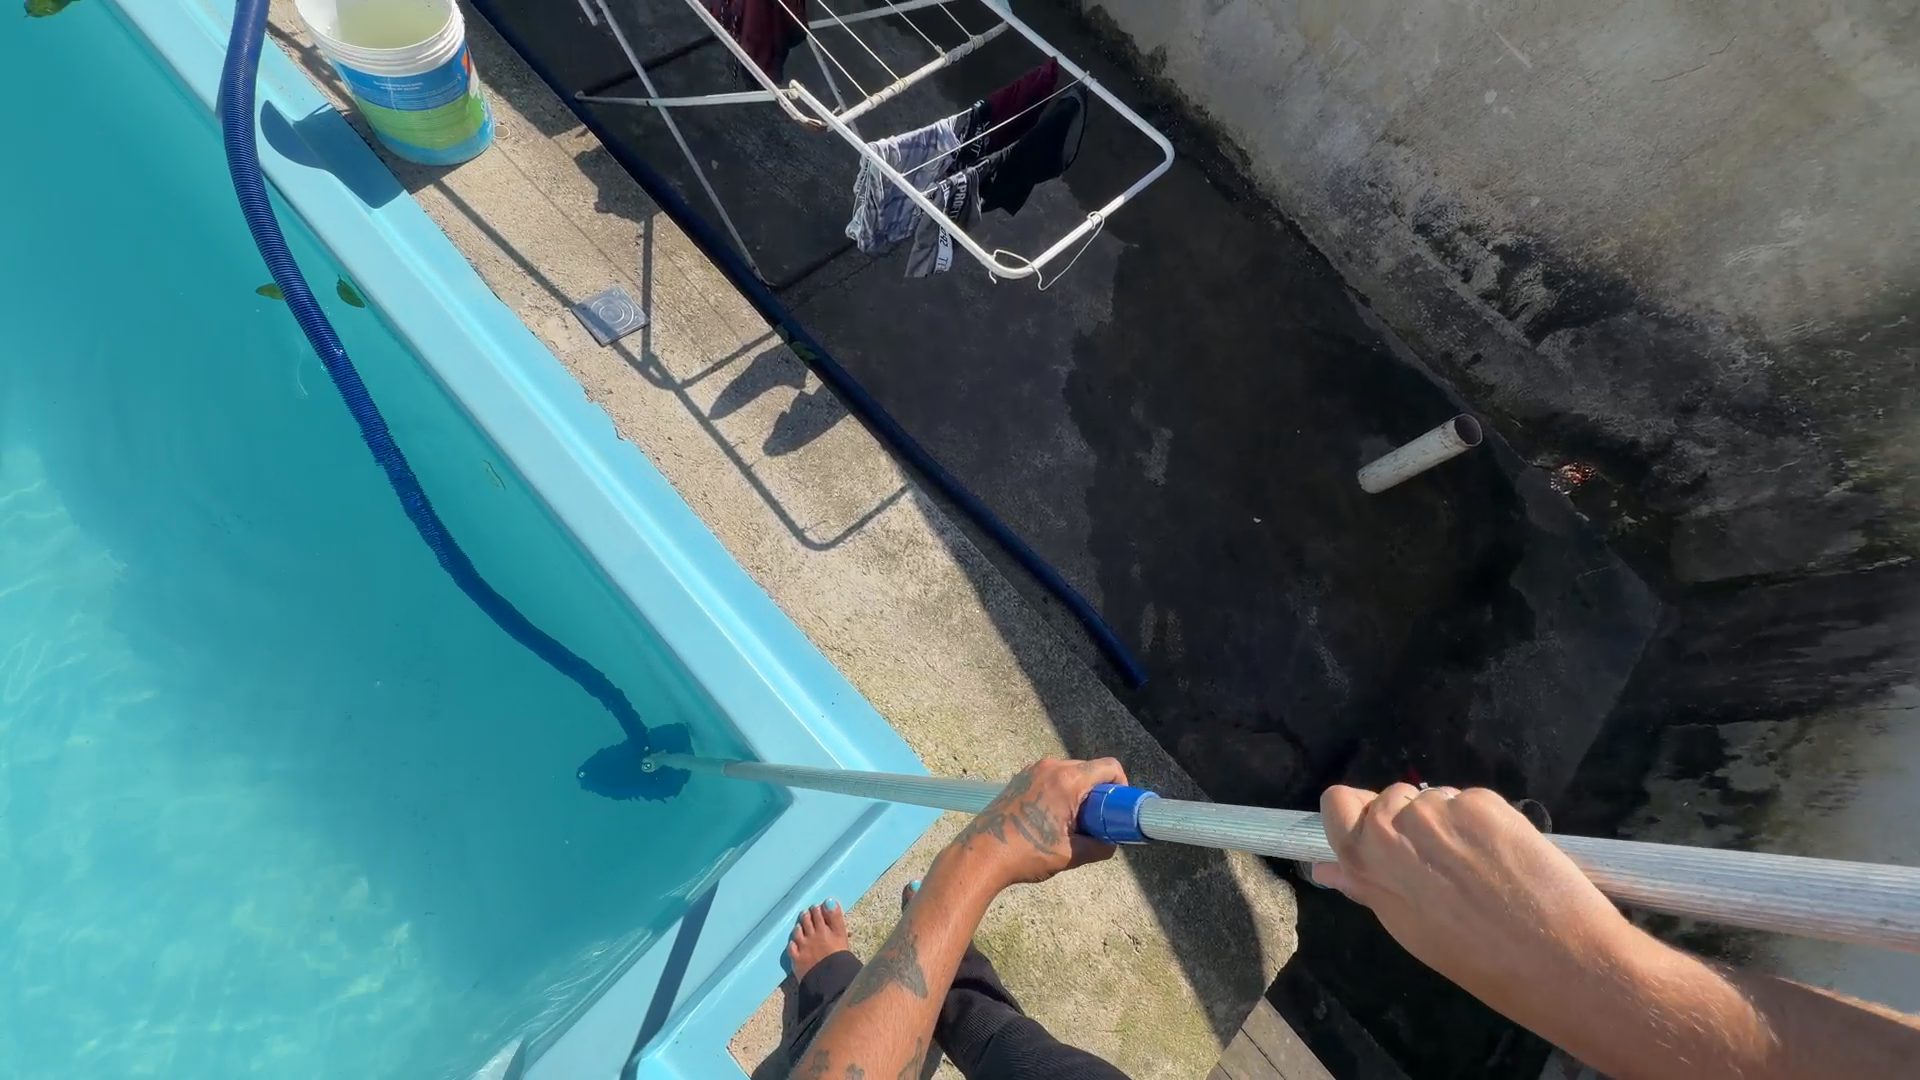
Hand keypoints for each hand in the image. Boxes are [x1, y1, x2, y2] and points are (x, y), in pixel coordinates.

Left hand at [951, 758, 1127, 888]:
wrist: (983, 853)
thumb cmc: (1026, 853)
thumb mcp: (1071, 855)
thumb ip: (1099, 847)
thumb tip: (1111, 843)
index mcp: (1067, 780)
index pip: (1109, 767)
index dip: (1121, 785)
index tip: (1118, 808)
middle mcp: (1050, 767)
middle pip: (1089, 770)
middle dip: (1099, 793)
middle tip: (1097, 821)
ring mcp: (1032, 770)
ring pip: (1069, 773)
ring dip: (1078, 793)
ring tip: (1072, 824)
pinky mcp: (1020, 777)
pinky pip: (1051, 777)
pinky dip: (1060, 792)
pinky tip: (1051, 818)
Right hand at [1314, 784, 1638, 1017]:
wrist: (1568, 964)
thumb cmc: (1477, 958)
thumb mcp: (1407, 928)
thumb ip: (1365, 886)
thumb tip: (1325, 869)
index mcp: (1364, 855)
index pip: (1337, 800)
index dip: (1356, 812)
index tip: (1382, 835)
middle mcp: (1392, 823)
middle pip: (1389, 799)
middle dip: (1411, 822)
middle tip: (1444, 865)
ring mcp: (1439, 808)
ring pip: (1434, 800)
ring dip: (1451, 823)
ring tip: (1483, 867)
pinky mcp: (1483, 801)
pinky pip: (1471, 801)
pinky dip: (1485, 822)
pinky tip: (1507, 857)